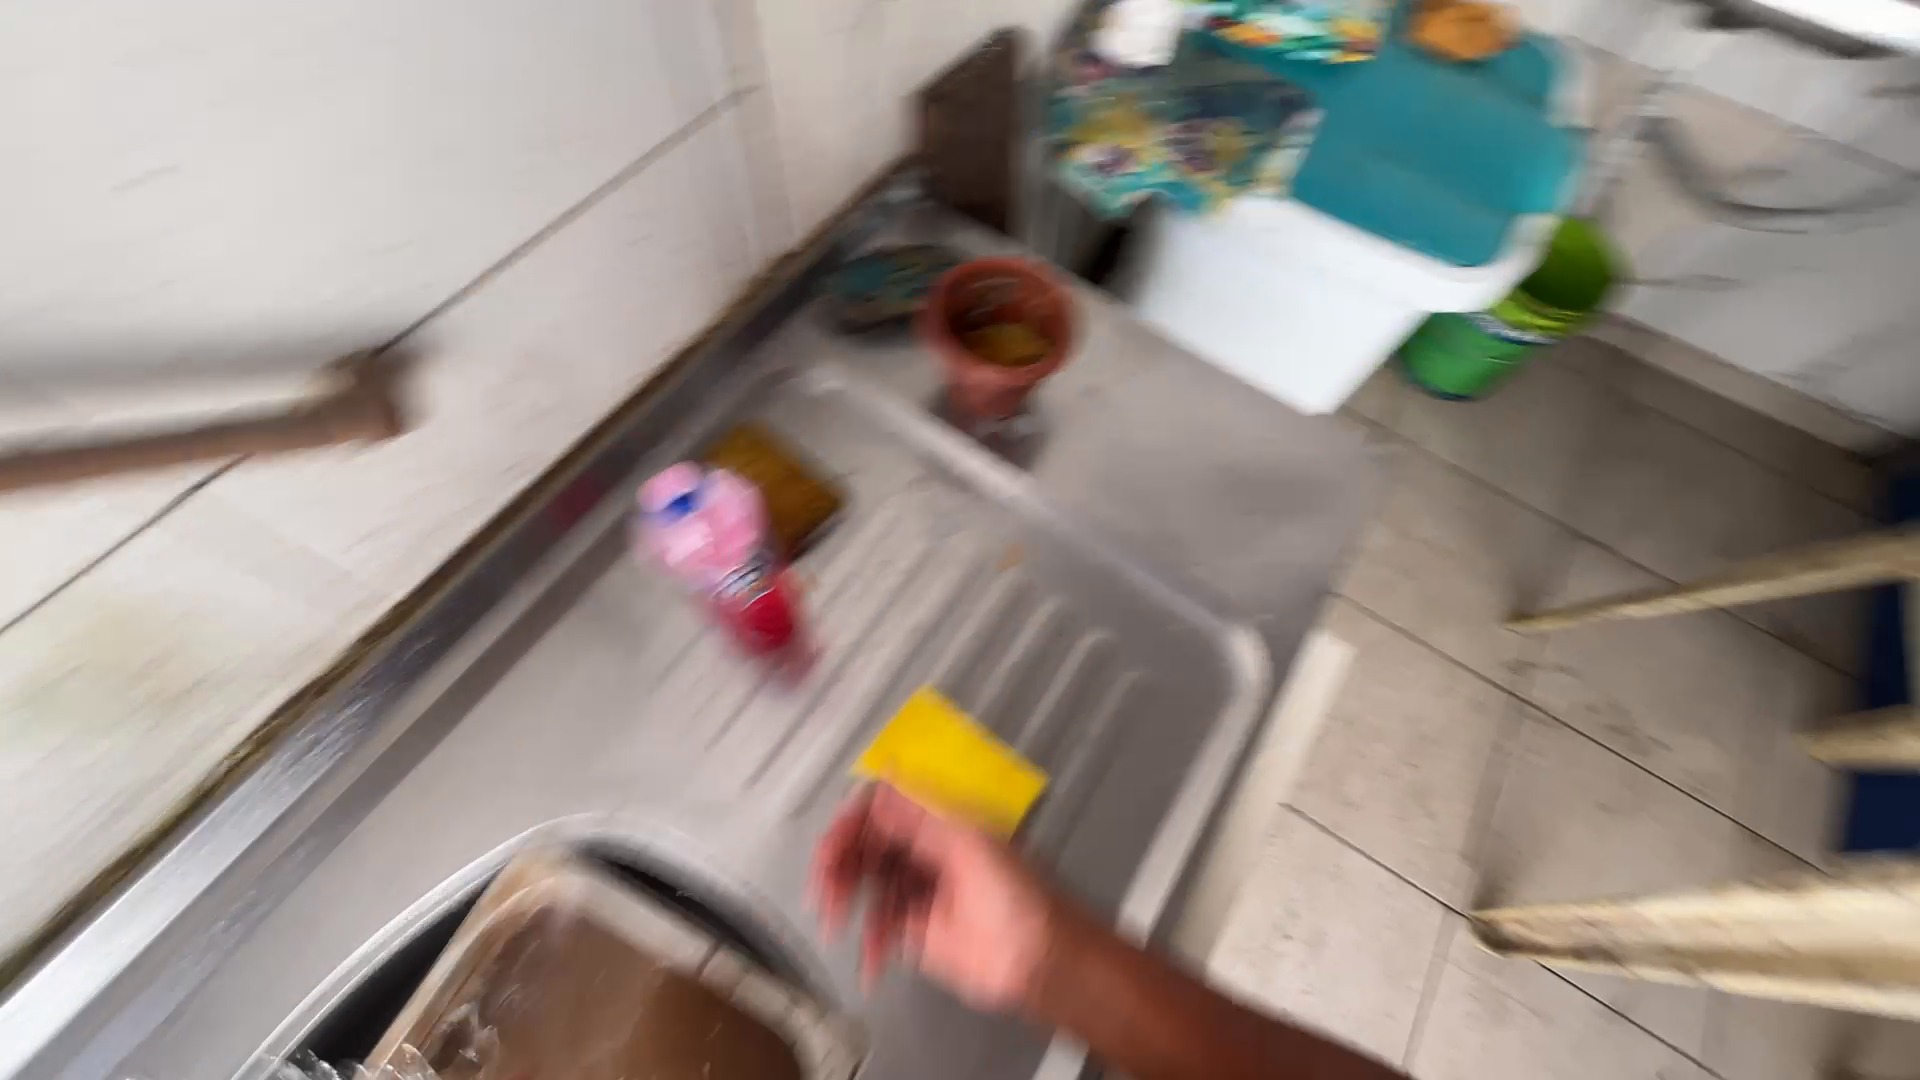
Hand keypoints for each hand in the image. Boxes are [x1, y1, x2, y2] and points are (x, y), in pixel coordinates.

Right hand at [808, 784, 1060, 1010]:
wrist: (1040, 959)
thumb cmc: (1016, 895)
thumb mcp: (967, 846)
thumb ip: (918, 818)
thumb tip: (881, 780)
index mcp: (939, 820)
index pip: (882, 806)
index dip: (853, 820)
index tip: (833, 846)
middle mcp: (925, 848)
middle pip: (866, 842)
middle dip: (839, 861)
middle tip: (823, 887)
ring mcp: (918, 887)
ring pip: (865, 882)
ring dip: (844, 899)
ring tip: (835, 921)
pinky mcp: (915, 926)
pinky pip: (878, 924)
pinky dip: (868, 940)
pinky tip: (870, 959)